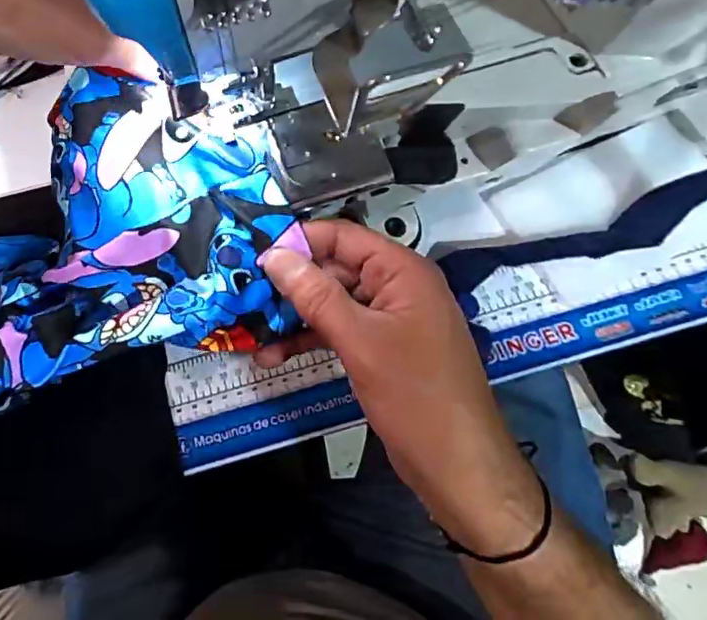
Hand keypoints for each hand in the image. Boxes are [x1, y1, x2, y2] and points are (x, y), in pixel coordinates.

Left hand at [0, 0, 158, 75]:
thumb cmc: (36, 14)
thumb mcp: (93, 42)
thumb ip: (129, 56)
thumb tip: (155, 70)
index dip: (159, 6)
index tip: (171, 31)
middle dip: (131, 18)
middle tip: (149, 46)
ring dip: (103, 22)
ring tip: (123, 49)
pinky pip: (64, 6)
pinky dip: (76, 24)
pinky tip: (82, 42)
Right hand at [257, 221, 549, 555]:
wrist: (460, 469)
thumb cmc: (417, 396)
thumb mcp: (359, 340)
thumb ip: (314, 294)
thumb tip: (274, 255)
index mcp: (401, 270)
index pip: (340, 236)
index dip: (297, 242)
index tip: (255, 256)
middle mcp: (396, 286)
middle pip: (333, 268)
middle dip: (291, 283)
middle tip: (246, 297)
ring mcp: (390, 318)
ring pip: (333, 301)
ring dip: (295, 316)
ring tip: (254, 332)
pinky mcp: (383, 347)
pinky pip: (341, 329)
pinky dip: (312, 338)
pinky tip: (276, 355)